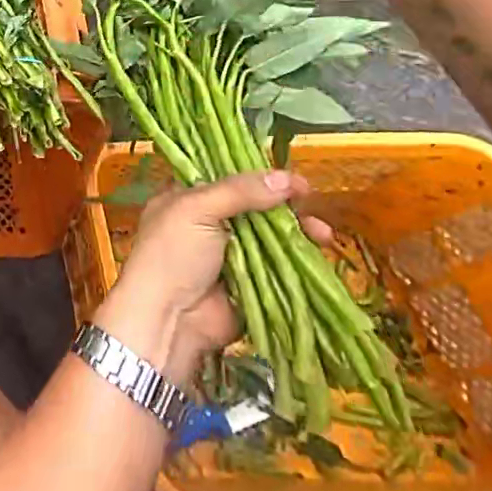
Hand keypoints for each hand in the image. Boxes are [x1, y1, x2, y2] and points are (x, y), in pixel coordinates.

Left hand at [92, 170, 331, 387]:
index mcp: (186, 197)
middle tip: (310, 199)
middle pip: (253, 205)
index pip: (225, 175)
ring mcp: (231, 252)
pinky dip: (300, 258)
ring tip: (321, 231)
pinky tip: (320, 250)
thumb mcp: (197, 209)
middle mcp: (209, 220)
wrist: (171, 317)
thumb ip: (239, 191)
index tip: (289, 175)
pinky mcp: (251, 281)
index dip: (256, 173)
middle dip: (283, 203)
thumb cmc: (173, 253)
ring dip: (297, 230)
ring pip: (271, 235)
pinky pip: (280, 265)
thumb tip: (285, 177)